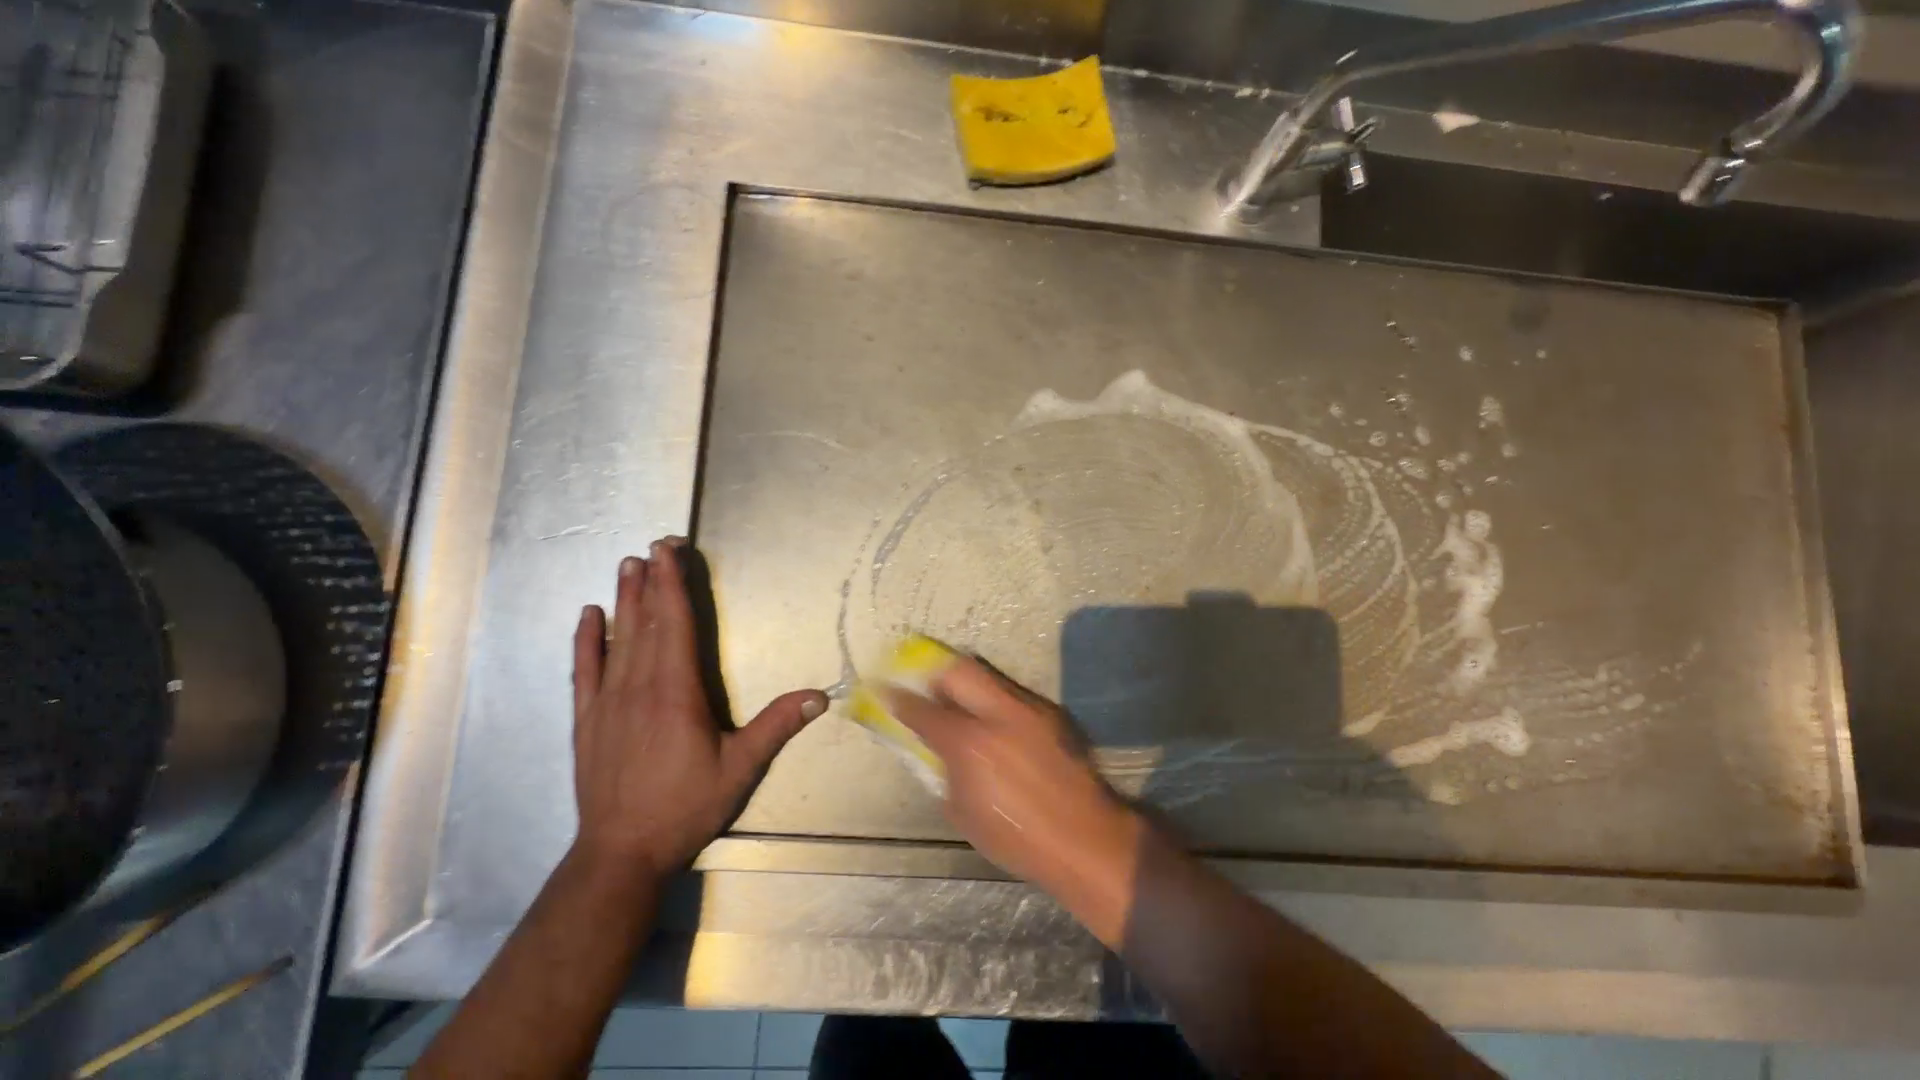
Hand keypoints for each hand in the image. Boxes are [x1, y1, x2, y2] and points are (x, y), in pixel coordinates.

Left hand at [570, 538, 826, 878]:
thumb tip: (819, 696)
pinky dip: (586, 640)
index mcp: (677, 692)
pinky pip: (584, 669)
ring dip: (622, 600)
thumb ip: (776, 727)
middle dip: (651, 581)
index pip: (675, 624)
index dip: (672, 584)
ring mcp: (607, 701)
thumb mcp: (740, 769)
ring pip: (616, 638)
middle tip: (653, 545)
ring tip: (625, 565)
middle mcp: (639, 686)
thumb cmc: (685, 807)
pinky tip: (588, 615)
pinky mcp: (586, 719)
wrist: (622, 850)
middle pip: (646, 622)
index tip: (668, 551)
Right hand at [887, 658, 1144, 941]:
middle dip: (933, 673)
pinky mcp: (1049, 715)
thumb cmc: (1016, 838)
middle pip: (956, 669)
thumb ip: (942, 771)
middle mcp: (997, 714)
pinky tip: (990, 724)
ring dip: (964, 685)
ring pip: (986, 677)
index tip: (883, 692)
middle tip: (922, 688)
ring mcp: (1028, 709)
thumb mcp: (961, 813)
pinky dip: (990, 701)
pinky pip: (1009, 694)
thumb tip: (932, 751)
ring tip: (955, 704)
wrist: (1084, 839)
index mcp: (968, 743)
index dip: (897, 699)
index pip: (921, 708)